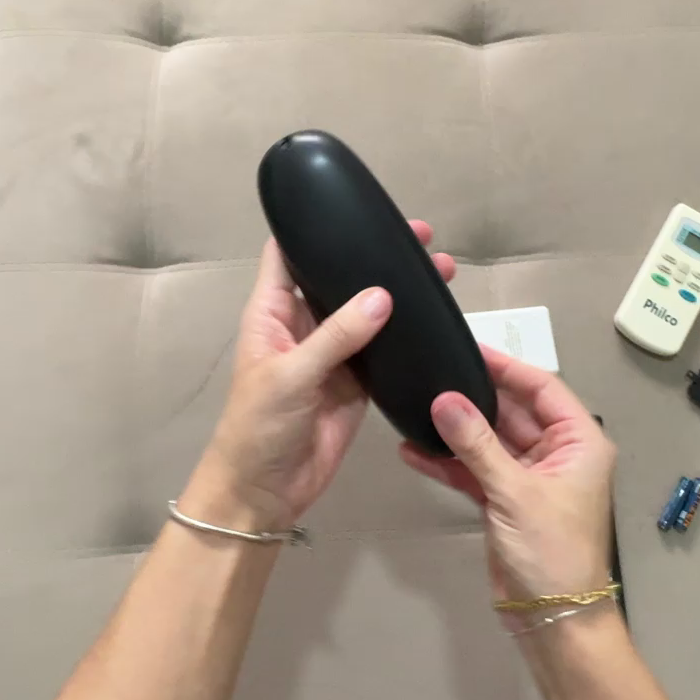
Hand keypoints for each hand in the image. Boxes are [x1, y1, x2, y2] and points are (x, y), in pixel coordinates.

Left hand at [184, 221, 457, 532]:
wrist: (265, 492)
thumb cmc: (259, 425)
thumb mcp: (290, 374)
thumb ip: (336, 335)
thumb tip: (383, 295)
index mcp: (274, 311)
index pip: (290, 254)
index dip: (316, 227)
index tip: (355, 207)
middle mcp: (305, 324)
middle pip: (340, 278)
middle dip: (374, 256)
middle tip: (420, 236)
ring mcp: (334, 352)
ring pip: (369, 312)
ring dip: (398, 292)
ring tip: (440, 269)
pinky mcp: (358, 381)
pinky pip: (384, 349)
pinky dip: (407, 333)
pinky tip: (434, 317)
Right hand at [399, 347, 616, 602]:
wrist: (552, 621)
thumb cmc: (551, 550)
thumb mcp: (515, 492)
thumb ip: (477, 444)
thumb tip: (444, 399)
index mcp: (579, 442)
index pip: (543, 388)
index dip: (508, 367)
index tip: (470, 348)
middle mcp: (557, 452)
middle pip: (512, 411)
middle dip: (475, 397)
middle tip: (434, 374)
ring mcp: (529, 476)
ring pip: (490, 440)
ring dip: (457, 430)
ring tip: (417, 408)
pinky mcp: (505, 498)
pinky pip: (475, 469)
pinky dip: (449, 462)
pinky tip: (414, 449)